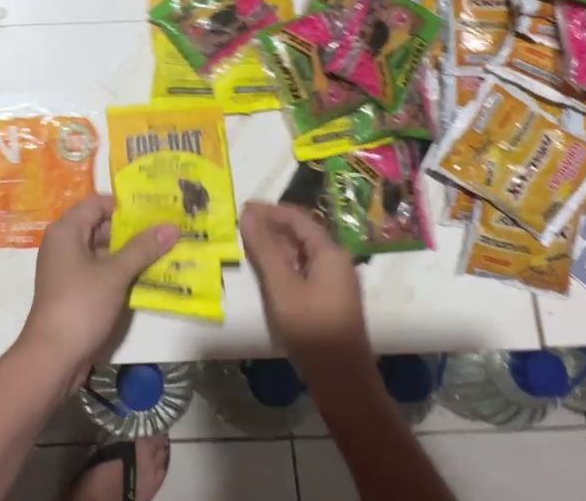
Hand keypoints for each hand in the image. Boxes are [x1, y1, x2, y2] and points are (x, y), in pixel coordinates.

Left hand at [17, 194, 177, 376]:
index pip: (98, 203)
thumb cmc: (81, 305)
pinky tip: (146, 276)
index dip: (126, 205)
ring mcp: (67, 267)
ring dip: (128, 251)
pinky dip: (119, 270)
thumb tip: (172, 225)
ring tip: (163, 250)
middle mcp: (63, 243)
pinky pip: (99, 269)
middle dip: (132, 229)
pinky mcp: (73, 289)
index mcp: (66, 230)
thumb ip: (143, 248)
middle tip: (166, 230)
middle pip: (100, 225)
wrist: (52, 356)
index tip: (156, 210)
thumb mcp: (115, 274)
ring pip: (101, 249)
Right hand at [240, 201, 367, 369]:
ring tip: (249, 243)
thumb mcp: (281, 285)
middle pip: (302, 233)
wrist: (342, 379)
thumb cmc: (311, 327)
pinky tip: (268, 271)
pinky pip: (305, 269)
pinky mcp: (331, 299)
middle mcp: (337, 261)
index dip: (270, 210)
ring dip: (277, 245)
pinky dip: (285, 263)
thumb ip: (264, 248)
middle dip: (272, 226)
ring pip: (303, 252)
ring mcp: (336, 281)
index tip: (242, 207)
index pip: (297, 218)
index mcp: (330, 252)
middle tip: (242, 224)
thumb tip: (247, 214)